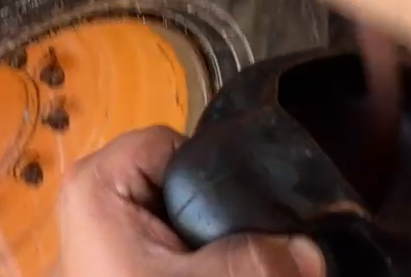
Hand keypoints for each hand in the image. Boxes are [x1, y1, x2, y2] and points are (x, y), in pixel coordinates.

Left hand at [60, 128, 323, 276]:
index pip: (167, 146)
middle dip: (217, 214)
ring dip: (214, 244)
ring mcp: (106, 226)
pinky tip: (225, 270)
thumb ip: (249, 262)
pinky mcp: (120, 256)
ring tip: (250, 263)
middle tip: (260, 247)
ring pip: (178, 216)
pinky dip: (199, 260)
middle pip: (175, 180)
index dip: (212, 173)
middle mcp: (96, 192)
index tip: (251, 214)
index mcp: (98, 181)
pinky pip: (169, 243)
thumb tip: (313, 249)